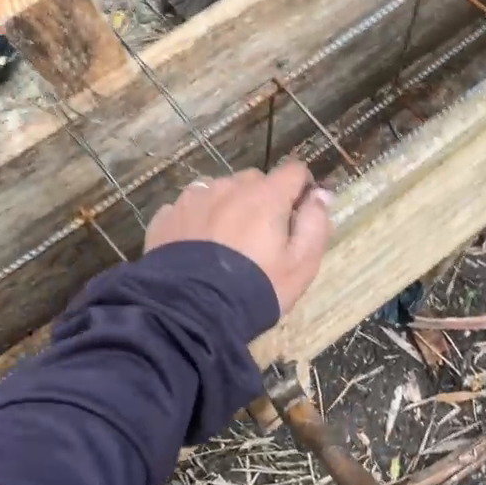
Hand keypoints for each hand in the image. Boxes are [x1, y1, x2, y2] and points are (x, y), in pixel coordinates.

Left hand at [144, 161, 332, 313]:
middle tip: (261, 239)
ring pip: (219, 192)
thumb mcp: (301, 265)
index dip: (301, 189)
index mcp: (265, 195)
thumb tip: (320, 196)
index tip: (299, 214)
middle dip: (263, 201)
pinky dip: (197, 222)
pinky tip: (196, 250)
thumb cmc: (256, 289)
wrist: (192, 312)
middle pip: (254, 181)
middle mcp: (228, 187)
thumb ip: (315, 225)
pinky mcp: (166, 216)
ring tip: (225, 245)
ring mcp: (193, 199)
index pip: (294, 171)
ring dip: (228, 208)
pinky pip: (190, 209)